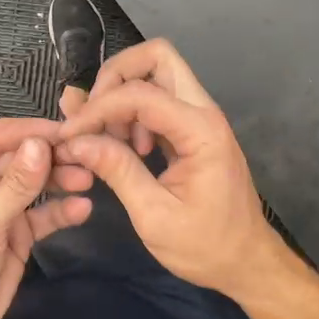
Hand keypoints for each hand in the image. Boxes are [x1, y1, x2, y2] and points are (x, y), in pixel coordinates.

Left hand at [0, 119, 92, 318]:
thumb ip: (15, 186)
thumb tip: (40, 143)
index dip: (26, 132)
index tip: (62, 131)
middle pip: (17, 159)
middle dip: (49, 157)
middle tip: (83, 155)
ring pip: (33, 185)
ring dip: (59, 180)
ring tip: (87, 179)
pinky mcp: (15, 237)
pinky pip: (41, 216)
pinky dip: (61, 211)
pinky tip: (82, 209)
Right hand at [57, 44, 287, 296]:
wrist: (247, 263)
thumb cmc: (206, 246)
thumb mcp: (154, 216)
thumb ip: (117, 171)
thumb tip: (76, 141)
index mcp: (200, 130)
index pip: (139, 94)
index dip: (98, 108)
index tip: (70, 135)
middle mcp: (203, 111)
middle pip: (157, 56)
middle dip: (116, 75)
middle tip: (95, 116)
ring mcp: (201, 116)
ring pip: (157, 71)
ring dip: (125, 94)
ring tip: (112, 140)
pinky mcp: (194, 128)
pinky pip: (160, 97)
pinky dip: (134, 110)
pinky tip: (127, 148)